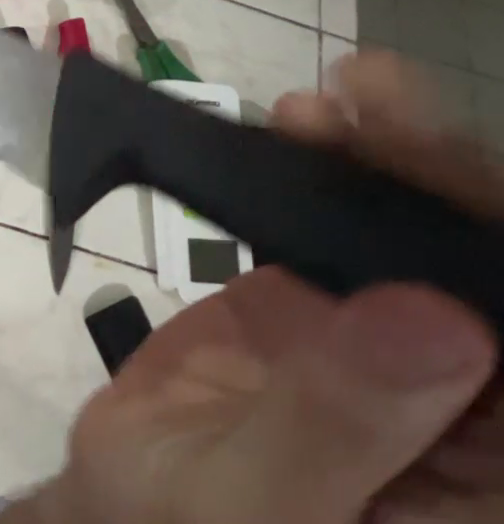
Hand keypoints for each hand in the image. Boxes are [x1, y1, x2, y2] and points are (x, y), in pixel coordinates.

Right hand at [14, 53, 502, 523]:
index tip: (471, 181)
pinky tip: (286, 132)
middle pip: (493, 278)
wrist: (120, 506)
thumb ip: (345, 417)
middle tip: (380, 105)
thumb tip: (439, 318)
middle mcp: (470, 396)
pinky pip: (327, 235)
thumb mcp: (271, 497)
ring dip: (387, 168)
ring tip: (329, 103)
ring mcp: (387, 344)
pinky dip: (307, 179)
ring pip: (417, 243)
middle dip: (456, 188)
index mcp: (500, 464)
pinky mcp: (311, 307)